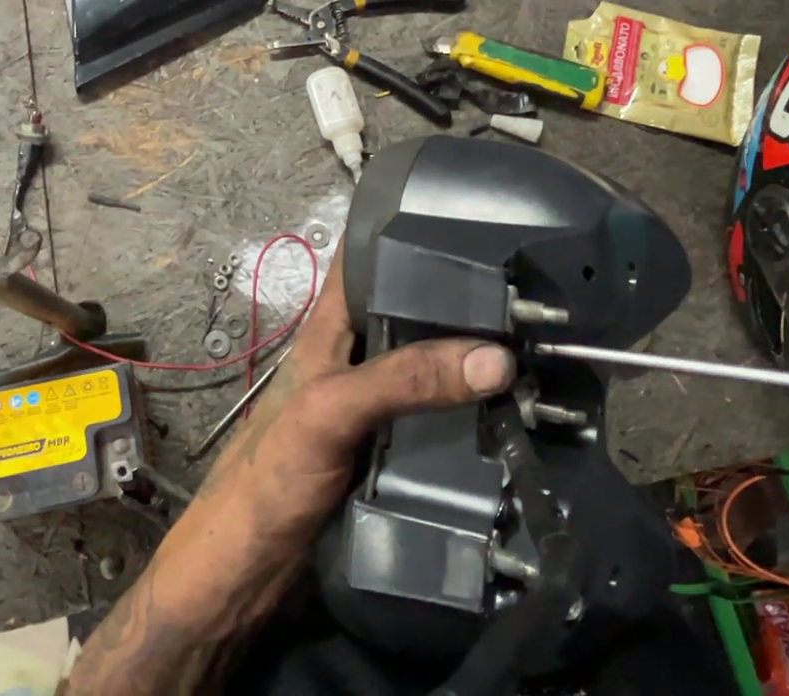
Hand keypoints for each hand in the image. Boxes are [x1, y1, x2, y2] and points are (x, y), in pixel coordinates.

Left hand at [64, 244, 515, 694]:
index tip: (472, 214)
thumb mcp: (330, 413)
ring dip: (472, 357)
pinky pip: (436, 419)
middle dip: (464, 297)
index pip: (366, 258)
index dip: (408, 228)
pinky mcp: (389, 452)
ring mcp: (372, 407)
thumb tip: (493, 355)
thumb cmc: (268, 479)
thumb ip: (402, 380)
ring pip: (428, 365)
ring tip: (543, 347)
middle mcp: (354, 359)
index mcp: (329, 330)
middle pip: (411, 310)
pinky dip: (470, 412)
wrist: (245, 573)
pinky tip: (513, 415)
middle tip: (536, 291)